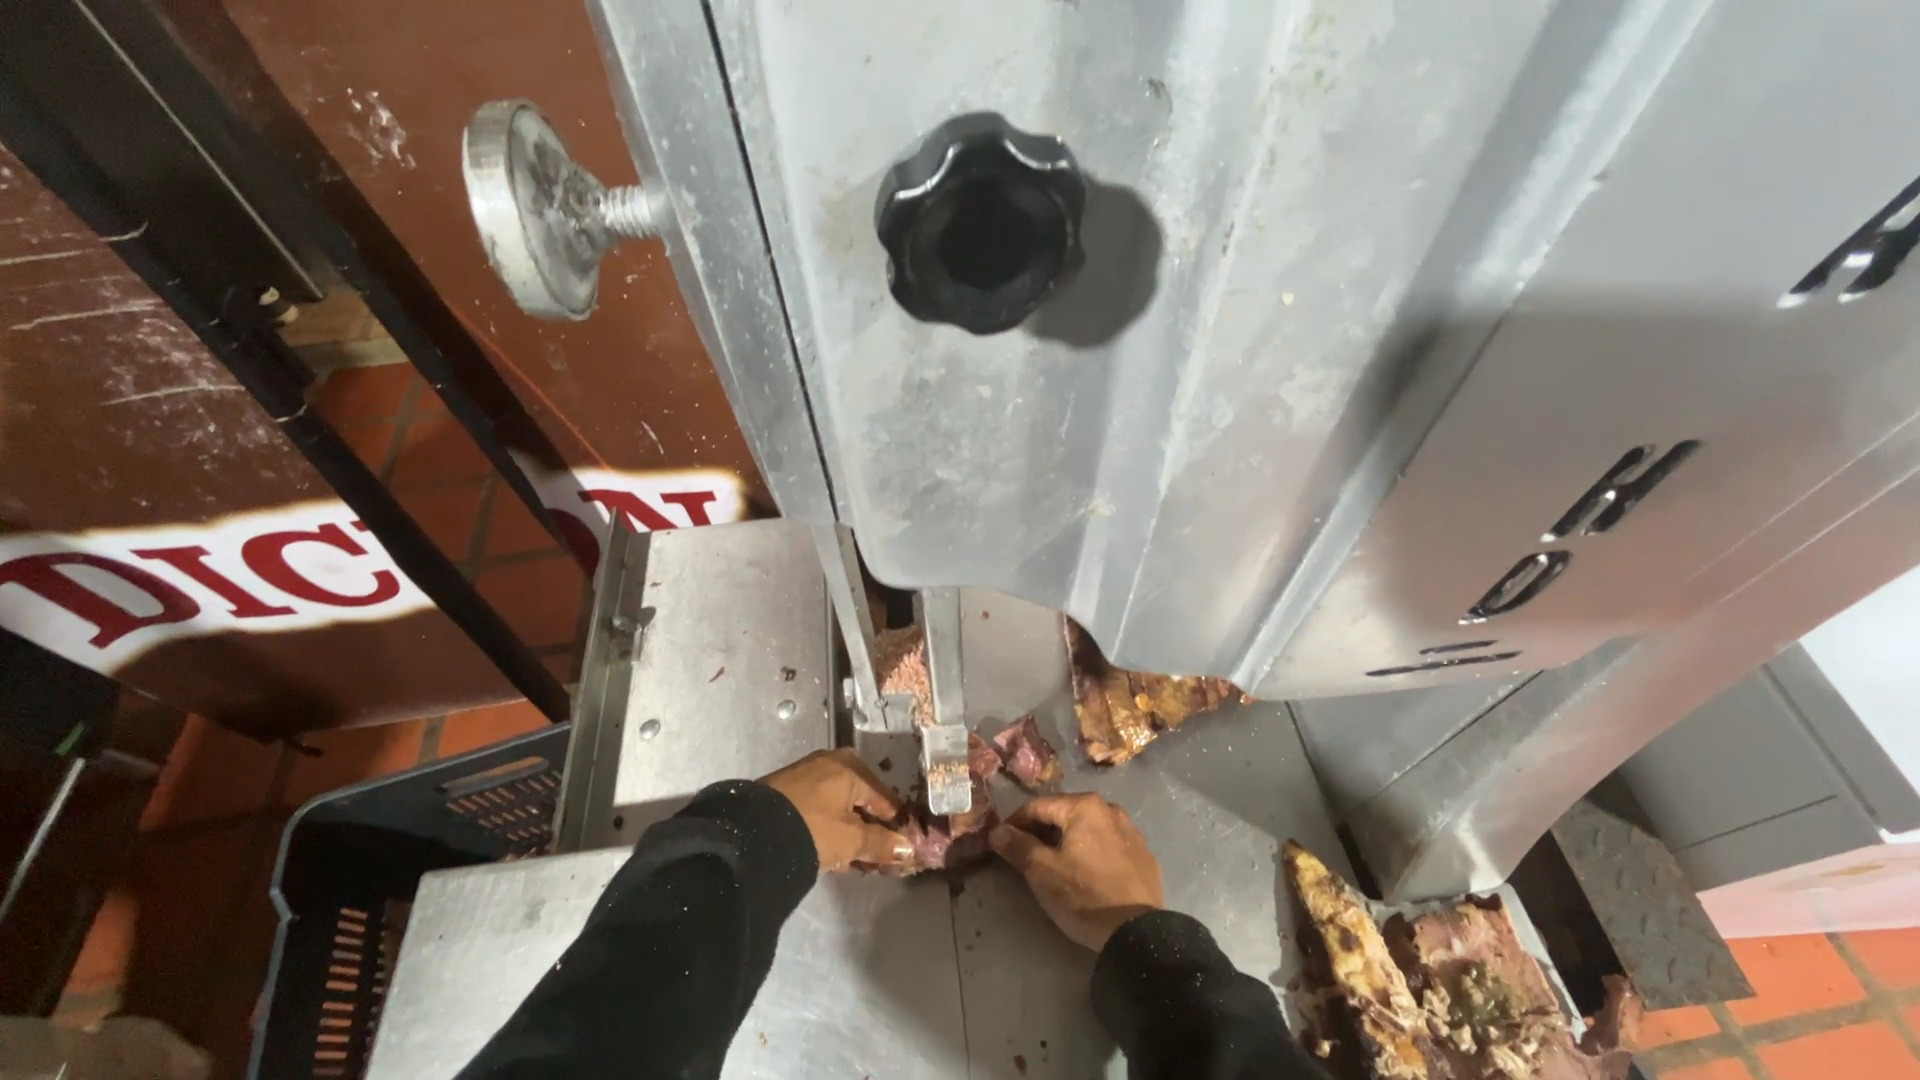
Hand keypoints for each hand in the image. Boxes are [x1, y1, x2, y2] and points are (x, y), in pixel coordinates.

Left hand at [761, 749, 914, 872]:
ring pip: (840, 804)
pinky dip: (829, 825)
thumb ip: (881, 843)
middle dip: (870, 828)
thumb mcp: (851, 840)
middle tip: (876, 856)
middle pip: (861, 799)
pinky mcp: (787, 788)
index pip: (886, 798)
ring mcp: (806, 773)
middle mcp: (831, 761)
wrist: (752, 833)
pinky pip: (820, 806)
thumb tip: (908, 848)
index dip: (895, 824)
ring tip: (853, 859)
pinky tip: (830, 848)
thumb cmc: (812, 829)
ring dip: (849, 829)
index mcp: (851, 767)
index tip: (901, 847)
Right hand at [989, 793, 1164, 949]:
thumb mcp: (1042, 871)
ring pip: (1087, 829)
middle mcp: (1110, 809)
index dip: (1014, 824)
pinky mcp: (1143, 854)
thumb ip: (1017, 846)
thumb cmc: (1084, 895)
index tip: (1002, 843)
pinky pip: (1107, 845)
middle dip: (1041, 832)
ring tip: (1054, 866)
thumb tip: (997, 831)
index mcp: (1084, 806)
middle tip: (1025, 857)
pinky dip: (1090, 852)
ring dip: (1066, 842)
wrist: (1137, 933)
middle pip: (1063, 814)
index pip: (1037, 806)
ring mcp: (1131, 831)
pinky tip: (1086, 874)